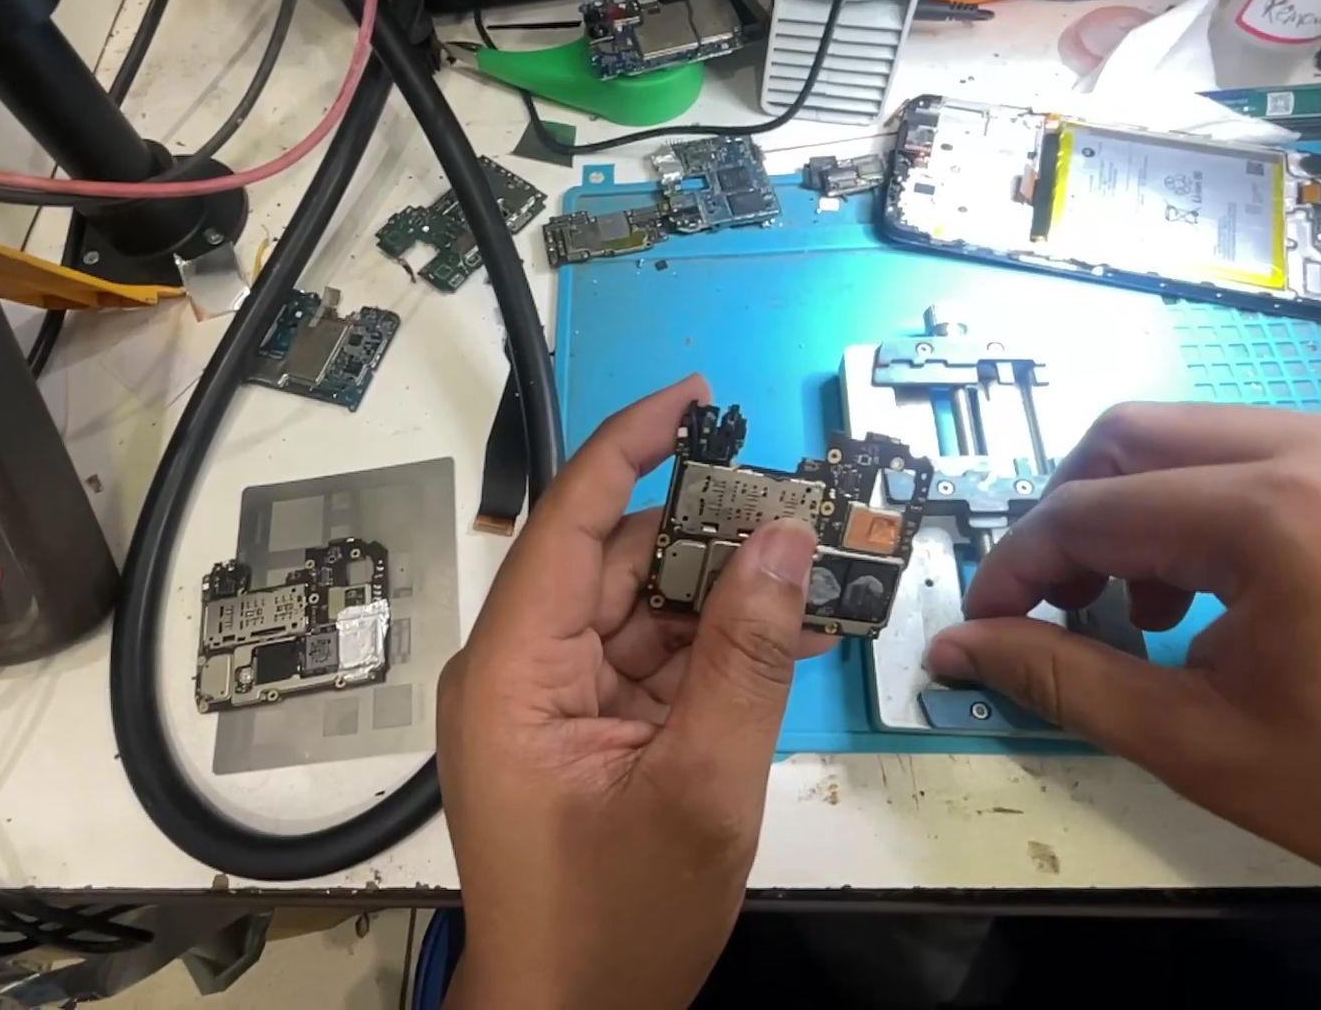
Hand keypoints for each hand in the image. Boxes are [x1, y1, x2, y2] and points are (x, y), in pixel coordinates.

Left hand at [439, 376, 833, 1008]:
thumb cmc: (618, 923)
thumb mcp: (701, 788)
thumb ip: (743, 658)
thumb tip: (782, 543)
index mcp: (515, 667)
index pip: (570, 521)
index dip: (630, 445)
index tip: (694, 398)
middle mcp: (522, 662)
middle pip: (617, 562)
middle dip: (706, 535)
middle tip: (792, 512)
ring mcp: (553, 691)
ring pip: (643, 606)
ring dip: (720, 594)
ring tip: (805, 577)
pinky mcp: (584, 717)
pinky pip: (650, 655)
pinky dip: (710, 645)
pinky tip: (778, 636)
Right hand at [927, 403, 1320, 959]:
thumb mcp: (1206, 745)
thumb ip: (1059, 677)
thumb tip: (954, 647)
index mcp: (1280, 511)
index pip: (1083, 512)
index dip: (1014, 566)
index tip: (991, 621)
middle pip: (1133, 434)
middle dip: (1070, 513)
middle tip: (1066, 594)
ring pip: (1213, 436)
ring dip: (1151, 506)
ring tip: (1164, 601)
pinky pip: (1299, 453)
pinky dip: (1234, 505)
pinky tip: (1258, 585)